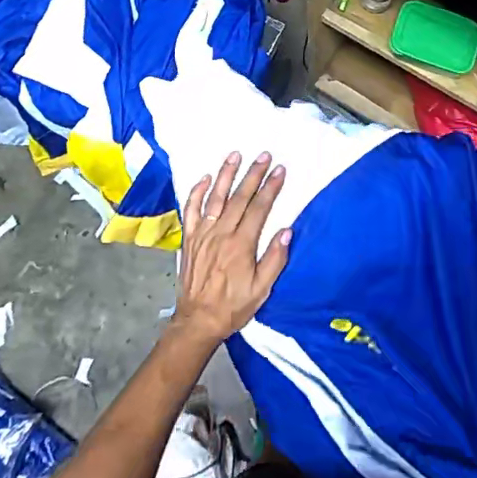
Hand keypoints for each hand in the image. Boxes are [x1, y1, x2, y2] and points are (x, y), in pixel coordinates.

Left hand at [170, 152, 289, 347]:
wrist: (197, 322)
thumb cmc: (234, 306)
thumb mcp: (262, 289)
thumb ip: (275, 259)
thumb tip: (286, 230)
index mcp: (241, 244)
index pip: (259, 208)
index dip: (271, 187)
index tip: (280, 170)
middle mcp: (220, 235)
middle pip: (239, 197)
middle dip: (253, 174)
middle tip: (264, 155)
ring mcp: (202, 236)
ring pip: (214, 198)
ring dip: (225, 175)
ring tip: (235, 156)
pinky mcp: (190, 241)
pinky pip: (191, 212)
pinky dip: (196, 193)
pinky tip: (204, 179)